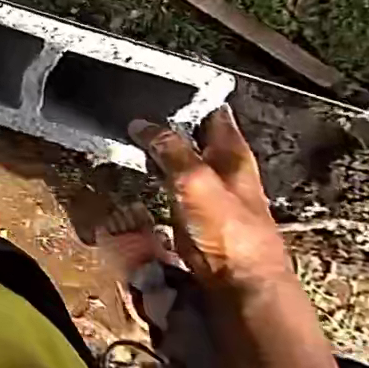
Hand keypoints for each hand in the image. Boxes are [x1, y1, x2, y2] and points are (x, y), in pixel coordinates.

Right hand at [129, 106, 293, 291]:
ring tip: (130, 136)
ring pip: (181, 159)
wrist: (238, 283)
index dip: (191, 98)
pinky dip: (155, 174)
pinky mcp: (192, 213)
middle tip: (135, 110)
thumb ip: (171, 150)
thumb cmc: (227, 230)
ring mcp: (207, 191)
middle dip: (168, 123)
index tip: (161, 84)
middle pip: (194, 135)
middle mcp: (223, 168)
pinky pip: (170, 183)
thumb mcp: (196, 180)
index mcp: (232, 154)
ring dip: (159, 150)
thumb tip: (142, 124)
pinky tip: (140, 172)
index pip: (213, 113)